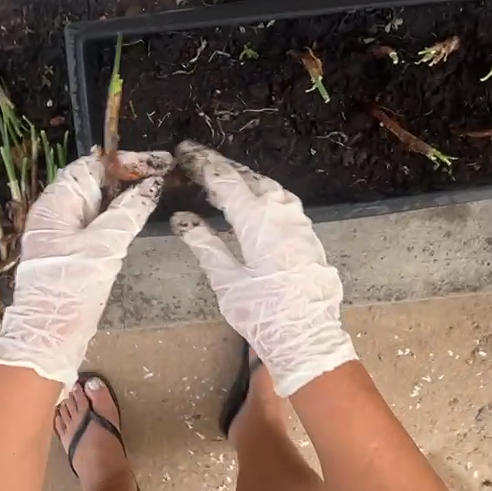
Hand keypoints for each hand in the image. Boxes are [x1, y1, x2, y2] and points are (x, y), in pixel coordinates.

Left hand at [0, 150, 171, 386]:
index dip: (124, 161)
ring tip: (156, 191)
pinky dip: (117, 217)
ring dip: (125, 196)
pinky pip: (95, 224)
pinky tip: (136, 218)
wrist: (48, 338)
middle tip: (164, 174)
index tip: (159, 163)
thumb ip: (128, 212)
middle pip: (93, 182)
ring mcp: (62, 234)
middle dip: (128, 176)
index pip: (90, 166)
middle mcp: (55, 214)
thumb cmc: (70, 290)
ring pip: (97, 204)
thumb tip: (152, 185)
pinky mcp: (71, 253)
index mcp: (55, 205)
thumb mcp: (104, 247)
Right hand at [170, 141, 355, 395]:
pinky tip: (255, 201)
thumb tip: (182, 218)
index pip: (225, 181)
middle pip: (249, 178)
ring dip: (246, 179)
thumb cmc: (264, 313)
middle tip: (199, 159)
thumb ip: (205, 244)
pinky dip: (264, 194)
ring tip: (224, 177)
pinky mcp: (308, 235)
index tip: (185, 153)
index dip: (203, 164)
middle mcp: (281, 213)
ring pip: (271, 188)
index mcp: (257, 220)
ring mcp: (299, 223)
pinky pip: (283, 202)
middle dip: (223, 166)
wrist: (308, 338)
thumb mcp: (226, 281)